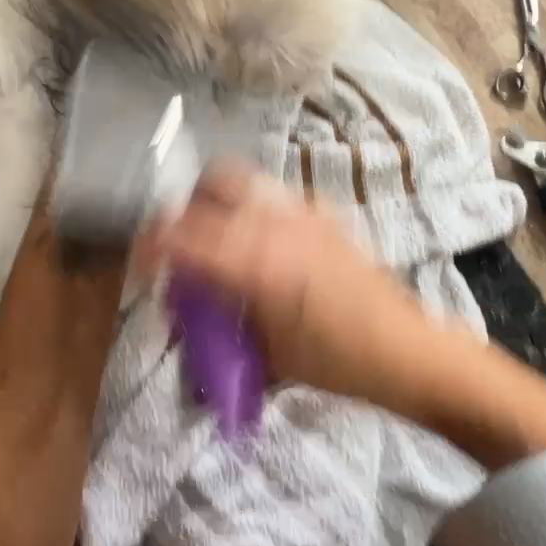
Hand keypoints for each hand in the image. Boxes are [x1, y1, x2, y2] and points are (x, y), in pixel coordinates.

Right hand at [143, 162, 444, 404]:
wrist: (404, 349)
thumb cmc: (335, 363)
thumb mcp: (267, 353)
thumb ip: (221, 322)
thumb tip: (185, 312)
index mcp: (259, 263)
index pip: (188, 234)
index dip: (154, 239)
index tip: (141, 254)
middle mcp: (279, 224)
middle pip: (217, 183)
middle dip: (188, 205)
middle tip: (181, 240)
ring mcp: (305, 212)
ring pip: (246, 182)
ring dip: (220, 202)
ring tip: (216, 237)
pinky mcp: (325, 214)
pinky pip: (276, 197)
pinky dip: (254, 210)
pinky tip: (260, 244)